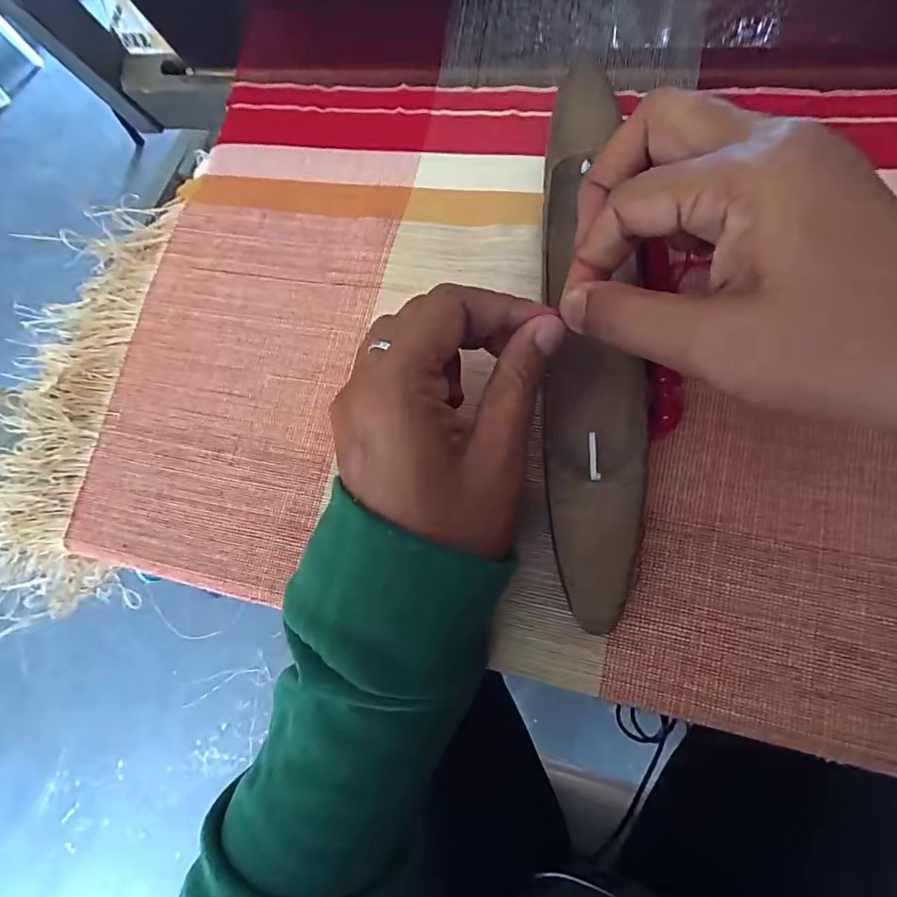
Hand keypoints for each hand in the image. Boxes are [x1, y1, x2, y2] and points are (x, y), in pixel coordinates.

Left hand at [332, 284, 566, 558]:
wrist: (400, 589)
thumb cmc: (455, 529)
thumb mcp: (498, 454)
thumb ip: (519, 380)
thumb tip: (546, 327)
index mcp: (394, 384)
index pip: (446, 306)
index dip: (500, 307)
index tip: (543, 329)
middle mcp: (361, 383)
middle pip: (419, 316)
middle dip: (474, 322)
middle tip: (521, 349)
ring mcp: (350, 403)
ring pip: (399, 339)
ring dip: (447, 344)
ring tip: (483, 383)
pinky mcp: (352, 423)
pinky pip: (385, 370)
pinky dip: (423, 368)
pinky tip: (450, 405)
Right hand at [559, 89, 896, 470]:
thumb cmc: (834, 358)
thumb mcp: (715, 346)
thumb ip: (629, 318)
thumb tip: (572, 304)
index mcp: (750, 171)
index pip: (633, 196)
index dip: (591, 253)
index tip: (578, 307)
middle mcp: (774, 139)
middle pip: (660, 123)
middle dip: (611, 184)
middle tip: (599, 252)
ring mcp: (801, 153)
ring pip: (695, 138)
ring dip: (651, 189)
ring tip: (633, 259)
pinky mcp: (814, 179)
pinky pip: (729, 167)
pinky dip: (690, 203)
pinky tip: (684, 259)